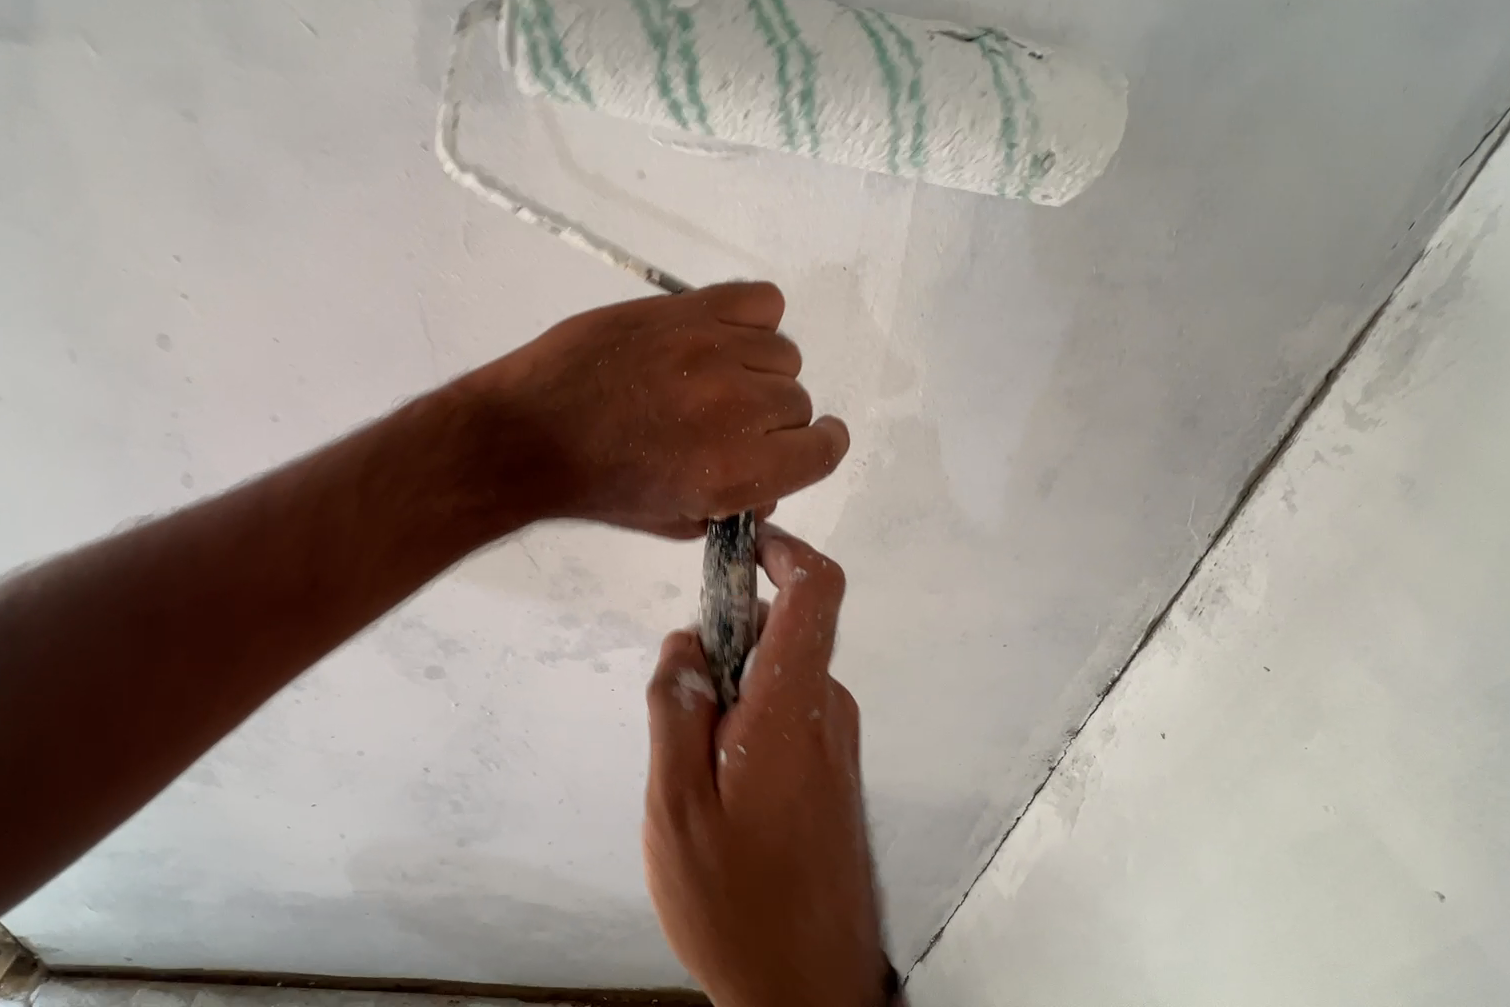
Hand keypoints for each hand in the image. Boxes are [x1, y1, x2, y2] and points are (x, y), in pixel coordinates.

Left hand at [460, 282, 849, 537]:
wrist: (530, 432)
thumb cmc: (599, 485)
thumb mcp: (677, 520)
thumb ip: (740, 501)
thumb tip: (773, 479)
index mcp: (740, 471)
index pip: (826, 449)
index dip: (817, 447)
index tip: (804, 443)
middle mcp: (740, 408)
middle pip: (798, 401)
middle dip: (769, 419)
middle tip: (721, 421)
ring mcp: (716, 350)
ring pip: (782, 353)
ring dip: (756, 370)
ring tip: (707, 378)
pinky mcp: (689, 309)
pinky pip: (762, 300)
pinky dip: (751, 318)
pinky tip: (716, 338)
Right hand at [643, 525, 887, 1006]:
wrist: (805, 992)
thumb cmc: (735, 901)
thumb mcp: (676, 804)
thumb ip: (675, 707)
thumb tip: (687, 642)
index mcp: (792, 708)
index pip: (816, 590)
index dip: (782, 548)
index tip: (736, 546)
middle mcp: (827, 713)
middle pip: (782, 632)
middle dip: (723, 642)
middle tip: (676, 708)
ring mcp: (835, 745)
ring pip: (776, 678)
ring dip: (729, 693)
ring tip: (691, 770)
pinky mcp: (831, 773)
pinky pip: (786, 715)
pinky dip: (746, 723)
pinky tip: (719, 792)